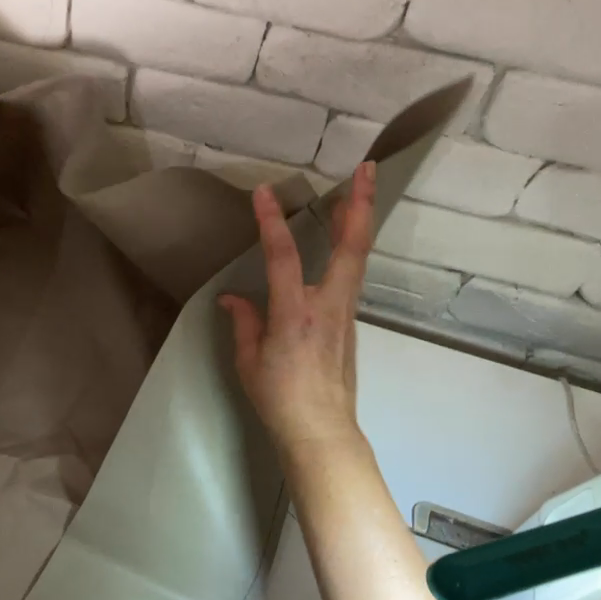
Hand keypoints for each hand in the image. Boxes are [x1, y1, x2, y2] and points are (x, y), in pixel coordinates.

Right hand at [218, 161, 376, 455]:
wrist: (321, 429)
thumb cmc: (278, 398)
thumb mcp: (248, 361)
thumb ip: (243, 322)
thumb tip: (233, 298)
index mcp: (294, 315)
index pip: (283, 258)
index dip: (271, 223)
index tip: (263, 193)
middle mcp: (327, 306)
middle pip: (351, 247)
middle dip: (359, 205)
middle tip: (366, 169)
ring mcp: (344, 313)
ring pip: (356, 258)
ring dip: (358, 222)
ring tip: (357, 193)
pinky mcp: (349, 323)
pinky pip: (351, 276)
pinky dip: (350, 249)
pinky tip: (343, 241)